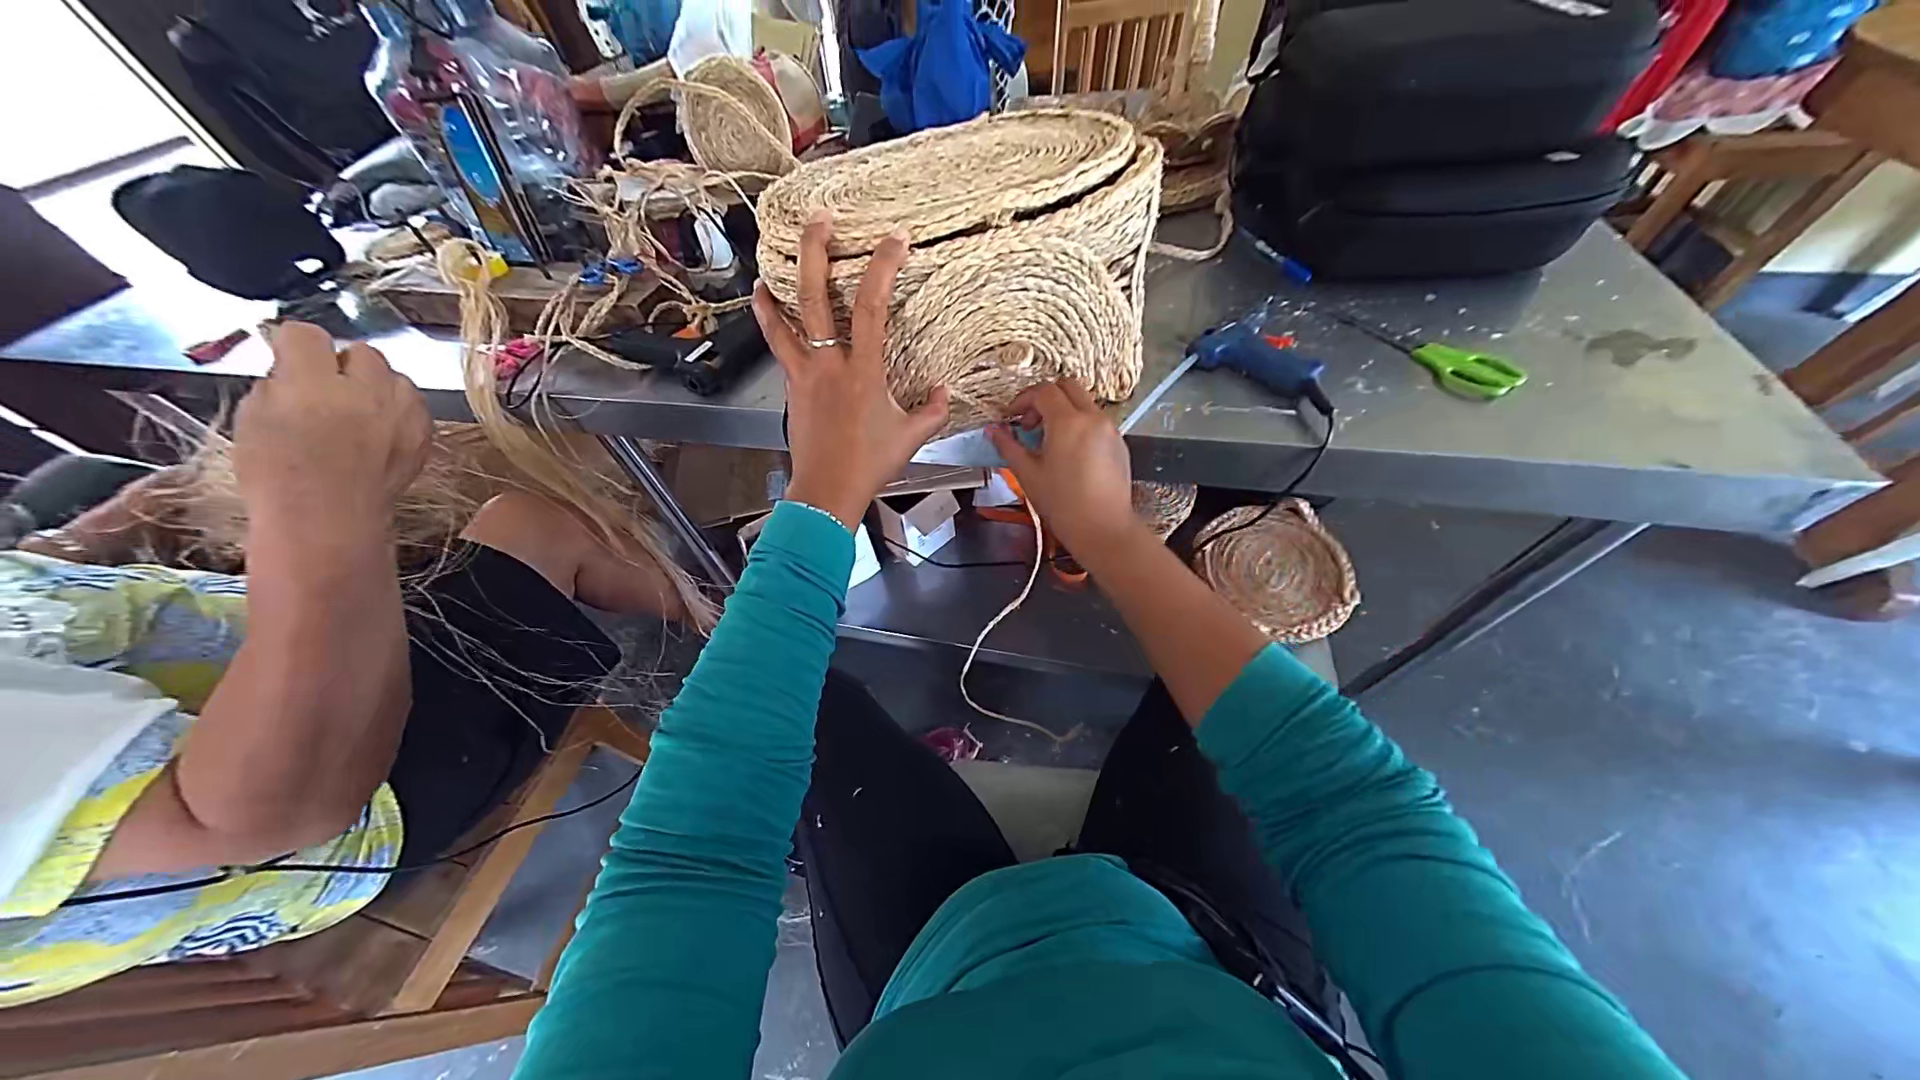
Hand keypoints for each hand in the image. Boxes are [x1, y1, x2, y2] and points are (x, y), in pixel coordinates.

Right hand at [234, 322, 430, 548]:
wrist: (329, 518)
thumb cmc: (279, 473)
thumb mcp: (253, 417)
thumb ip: (278, 383)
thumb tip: (292, 366)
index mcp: (312, 384)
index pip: (307, 334)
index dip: (293, 343)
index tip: (288, 353)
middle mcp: (366, 392)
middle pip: (361, 351)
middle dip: (342, 363)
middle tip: (325, 387)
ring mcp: (402, 413)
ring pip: (395, 376)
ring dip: (376, 385)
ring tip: (356, 410)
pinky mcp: (425, 433)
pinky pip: (414, 404)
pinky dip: (398, 409)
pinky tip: (380, 428)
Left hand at [752, 210, 949, 528]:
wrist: (827, 489)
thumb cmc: (867, 464)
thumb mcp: (910, 437)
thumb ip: (931, 411)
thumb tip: (942, 393)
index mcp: (863, 372)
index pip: (873, 307)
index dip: (883, 268)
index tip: (894, 240)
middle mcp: (829, 365)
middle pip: (816, 298)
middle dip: (816, 253)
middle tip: (820, 221)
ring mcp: (804, 375)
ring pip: (783, 322)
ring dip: (778, 289)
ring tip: (772, 264)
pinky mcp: (792, 389)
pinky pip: (778, 349)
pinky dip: (771, 325)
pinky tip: (768, 311)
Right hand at [986, 378, 1145, 564]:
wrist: (1102, 528)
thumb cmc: (1065, 505)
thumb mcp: (1028, 474)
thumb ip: (1008, 446)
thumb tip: (994, 431)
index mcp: (1068, 422)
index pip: (1043, 391)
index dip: (1022, 400)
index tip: (1012, 416)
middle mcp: (1093, 419)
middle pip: (1067, 386)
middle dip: (1045, 398)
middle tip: (1030, 422)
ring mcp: (1109, 430)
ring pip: (1083, 403)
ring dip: (1063, 411)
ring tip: (1047, 440)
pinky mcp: (1118, 444)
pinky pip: (1096, 421)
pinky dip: (1079, 425)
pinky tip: (1067, 452)